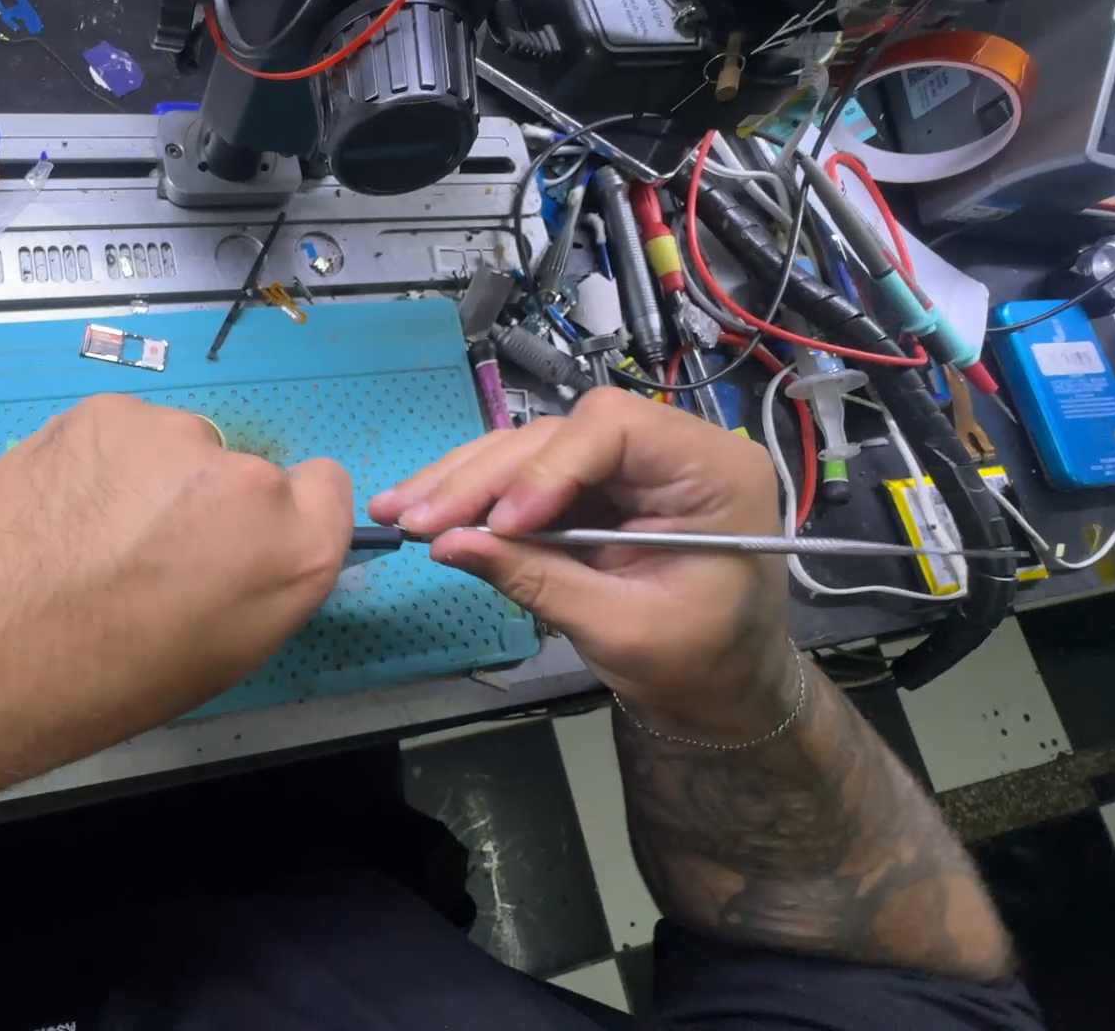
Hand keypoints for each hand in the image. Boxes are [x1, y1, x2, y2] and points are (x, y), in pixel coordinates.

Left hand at [0, 394, 353, 728]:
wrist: (2, 642)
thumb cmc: (122, 674)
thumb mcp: (227, 649)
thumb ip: (264, 577)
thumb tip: (253, 545)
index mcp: (297, 547)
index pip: (325, 487)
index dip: (282, 512)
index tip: (242, 535)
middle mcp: (250, 479)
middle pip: (243, 471)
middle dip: (207, 502)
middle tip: (147, 548)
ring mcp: (175, 435)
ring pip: (175, 448)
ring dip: (149, 477)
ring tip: (92, 530)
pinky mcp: (109, 410)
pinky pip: (120, 432)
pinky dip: (100, 459)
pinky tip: (63, 504)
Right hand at [368, 388, 790, 739]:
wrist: (717, 686)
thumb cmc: (694, 663)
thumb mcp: (619, 628)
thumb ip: (535, 580)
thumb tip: (447, 547)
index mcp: (709, 473)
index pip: (612, 428)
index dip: (547, 467)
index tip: (501, 524)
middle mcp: (662, 451)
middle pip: (552, 436)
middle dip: (479, 478)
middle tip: (414, 518)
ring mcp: (617, 467)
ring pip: (522, 449)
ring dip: (457, 482)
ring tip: (398, 510)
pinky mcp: (581, 487)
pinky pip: (515, 477)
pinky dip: (467, 495)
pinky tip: (421, 509)